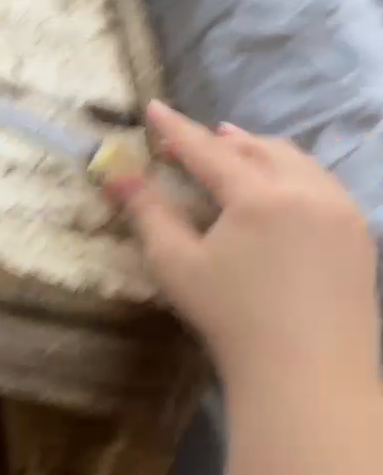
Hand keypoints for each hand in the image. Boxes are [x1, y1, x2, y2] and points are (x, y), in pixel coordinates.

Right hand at [108, 102, 378, 396]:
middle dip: (224, 138)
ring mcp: (345, 216)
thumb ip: (147, 211)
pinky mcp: (360, 238)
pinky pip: (323, 186)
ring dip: (262, 153)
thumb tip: (115, 174)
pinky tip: (274, 191)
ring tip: (234, 153)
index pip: (209, 150)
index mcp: (262, 196)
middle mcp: (311, 195)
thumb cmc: (229, 310)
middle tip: (191, 137)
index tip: (152, 107)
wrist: (309, 366)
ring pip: (302, 164)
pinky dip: (291, 174)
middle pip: (265, 149)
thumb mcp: (174, 259)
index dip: (176, 128)